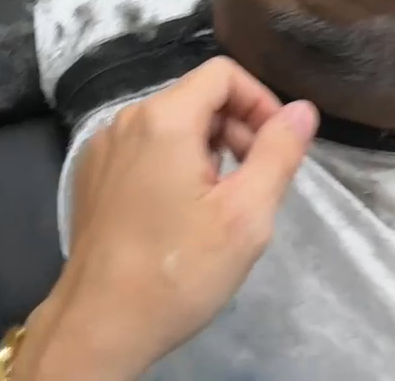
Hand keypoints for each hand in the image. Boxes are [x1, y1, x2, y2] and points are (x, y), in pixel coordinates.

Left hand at [18, 57, 318, 380]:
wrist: (99, 322)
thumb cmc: (178, 269)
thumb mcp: (245, 216)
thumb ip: (278, 153)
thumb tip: (303, 109)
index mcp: (163, 117)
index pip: (222, 73)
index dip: (259, 100)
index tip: (275, 147)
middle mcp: (127, 117)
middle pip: (195, 97)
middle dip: (234, 128)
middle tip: (251, 183)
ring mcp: (103, 143)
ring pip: (169, 123)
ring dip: (205, 148)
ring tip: (217, 203)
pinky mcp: (91, 170)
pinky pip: (142, 146)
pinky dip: (170, 162)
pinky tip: (177, 213)